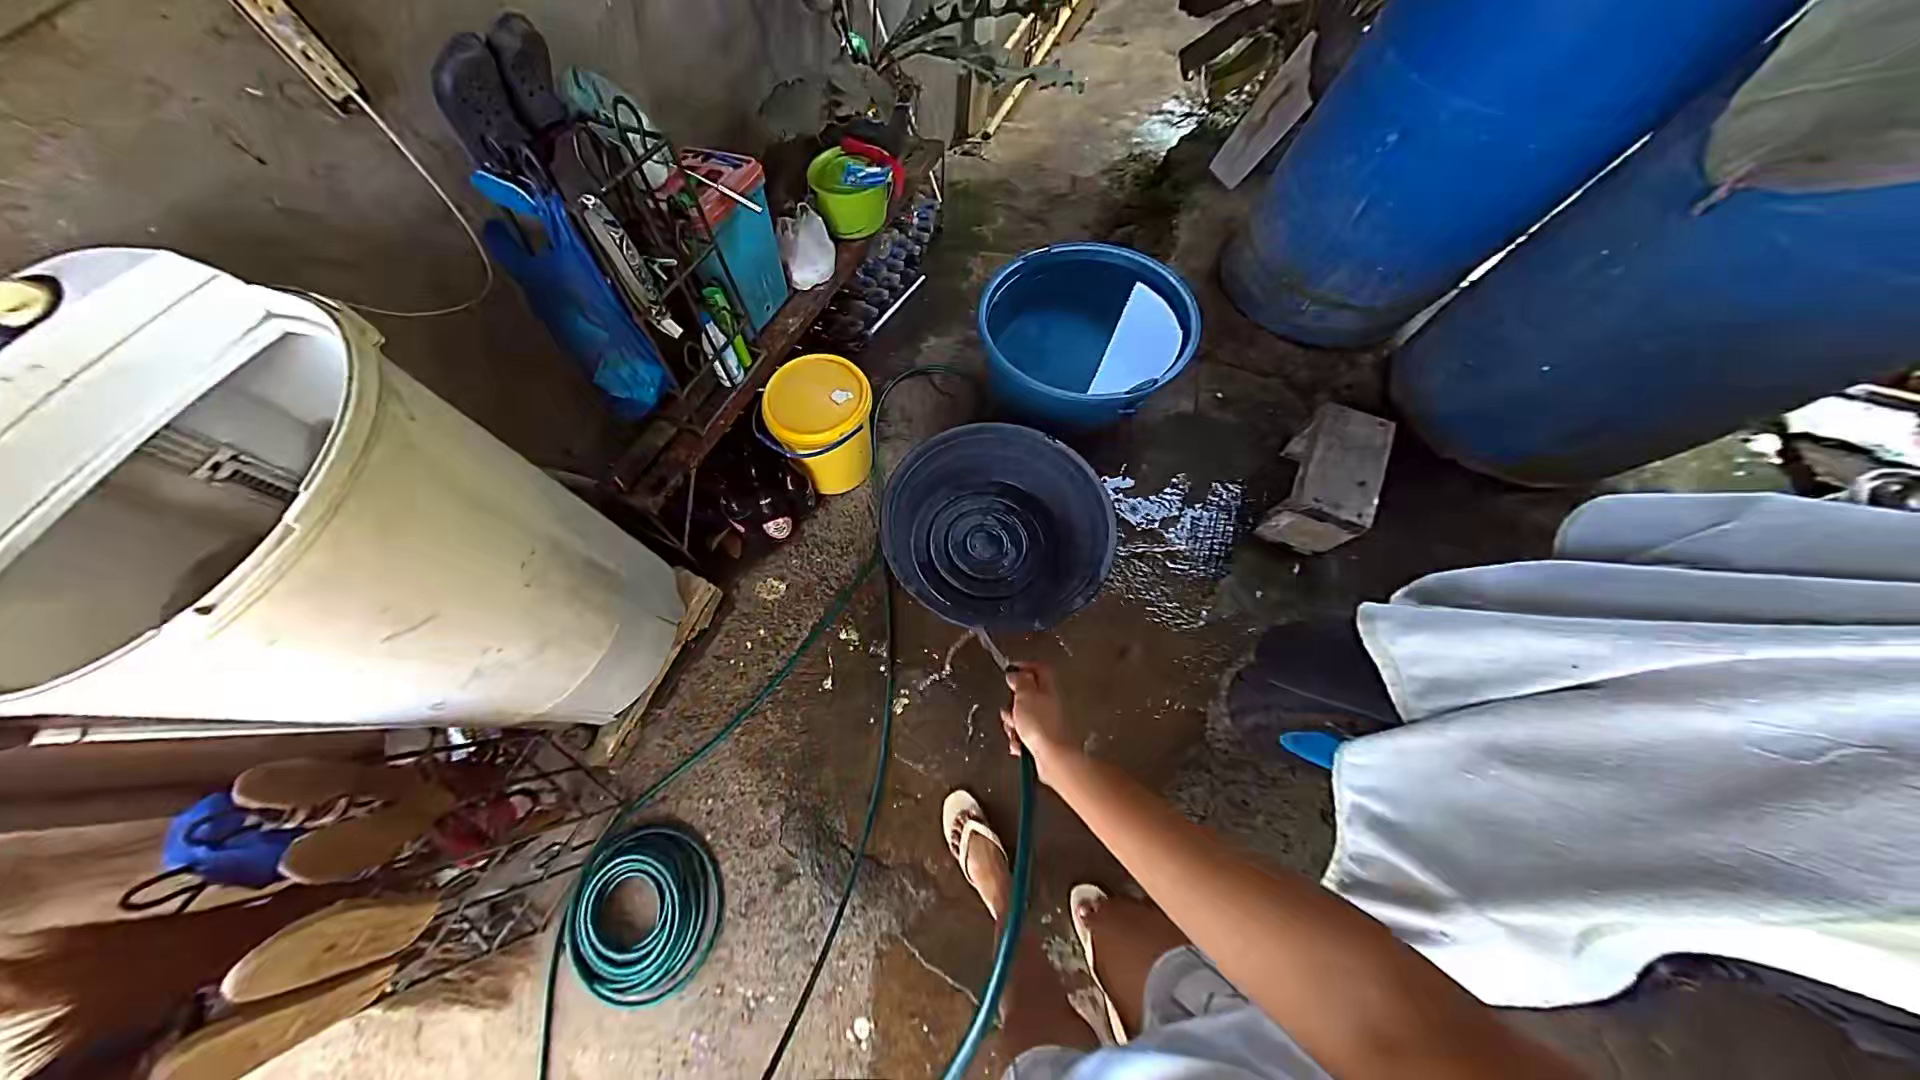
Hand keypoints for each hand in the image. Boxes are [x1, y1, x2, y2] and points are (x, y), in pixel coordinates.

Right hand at [1001, 662, 1080, 783]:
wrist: (1053, 758)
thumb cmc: (1042, 726)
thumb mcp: (1025, 695)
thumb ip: (1020, 681)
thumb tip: (1016, 673)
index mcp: (1050, 688)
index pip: (1039, 668)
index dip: (1024, 667)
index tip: (1010, 670)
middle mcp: (1051, 704)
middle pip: (1027, 695)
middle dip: (1013, 704)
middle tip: (1012, 710)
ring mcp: (1048, 723)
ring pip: (1022, 717)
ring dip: (1013, 724)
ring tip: (1016, 731)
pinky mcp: (1044, 740)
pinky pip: (1025, 735)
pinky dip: (1019, 740)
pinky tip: (1019, 745)